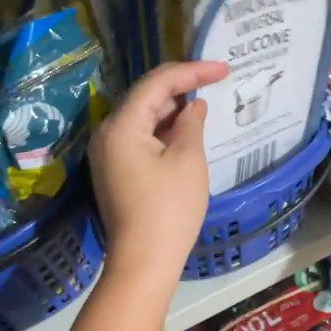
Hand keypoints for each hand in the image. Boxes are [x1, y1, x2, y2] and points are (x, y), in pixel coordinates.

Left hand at [90, 60, 229, 283]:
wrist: (144, 261)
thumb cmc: (170, 209)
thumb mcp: (188, 160)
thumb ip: (191, 124)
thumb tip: (193, 107)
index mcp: (121, 125)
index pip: (157, 83)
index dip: (192, 71)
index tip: (223, 69)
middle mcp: (106, 134)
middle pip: (144, 97)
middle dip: (180, 88)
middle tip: (215, 82)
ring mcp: (107, 155)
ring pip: (141, 119)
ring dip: (172, 110)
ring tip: (204, 105)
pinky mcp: (114, 172)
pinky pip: (138, 139)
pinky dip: (162, 131)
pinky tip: (185, 132)